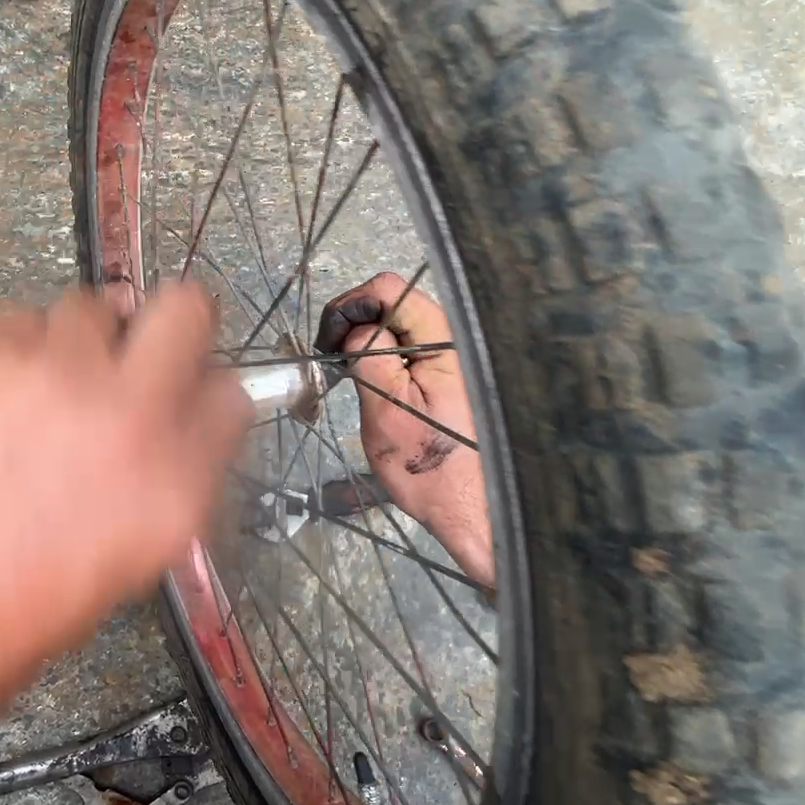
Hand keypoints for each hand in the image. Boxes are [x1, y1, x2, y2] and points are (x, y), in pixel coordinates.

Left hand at [0, 283, 253, 718]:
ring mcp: (44, 377)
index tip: (184, 392)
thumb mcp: (106, 576)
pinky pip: (10, 322)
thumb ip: (147, 490)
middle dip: (167, 325)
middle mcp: (122, 418)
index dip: (203, 392)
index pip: (228, 397)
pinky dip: (5, 350)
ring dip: (74, 340)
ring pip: (86, 306)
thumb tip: (153, 442)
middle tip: (131, 349)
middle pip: (184, 311)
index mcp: (170, 490)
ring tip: (35, 387)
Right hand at [316, 274, 494, 591]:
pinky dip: (383, 355)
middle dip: (356, 322)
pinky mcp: (452, 374)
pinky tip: (372, 382)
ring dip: (368, 341)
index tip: (329, 340)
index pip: (389, 289)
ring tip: (348, 372)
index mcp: (444, 341)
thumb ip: (369, 358)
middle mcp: (455, 339)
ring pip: (400, 324)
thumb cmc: (429, 470)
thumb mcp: (387, 411)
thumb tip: (355, 328)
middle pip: (395, 301)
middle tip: (333, 359)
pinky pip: (410, 346)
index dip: (351, 305)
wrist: (475, 514)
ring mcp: (455, 356)